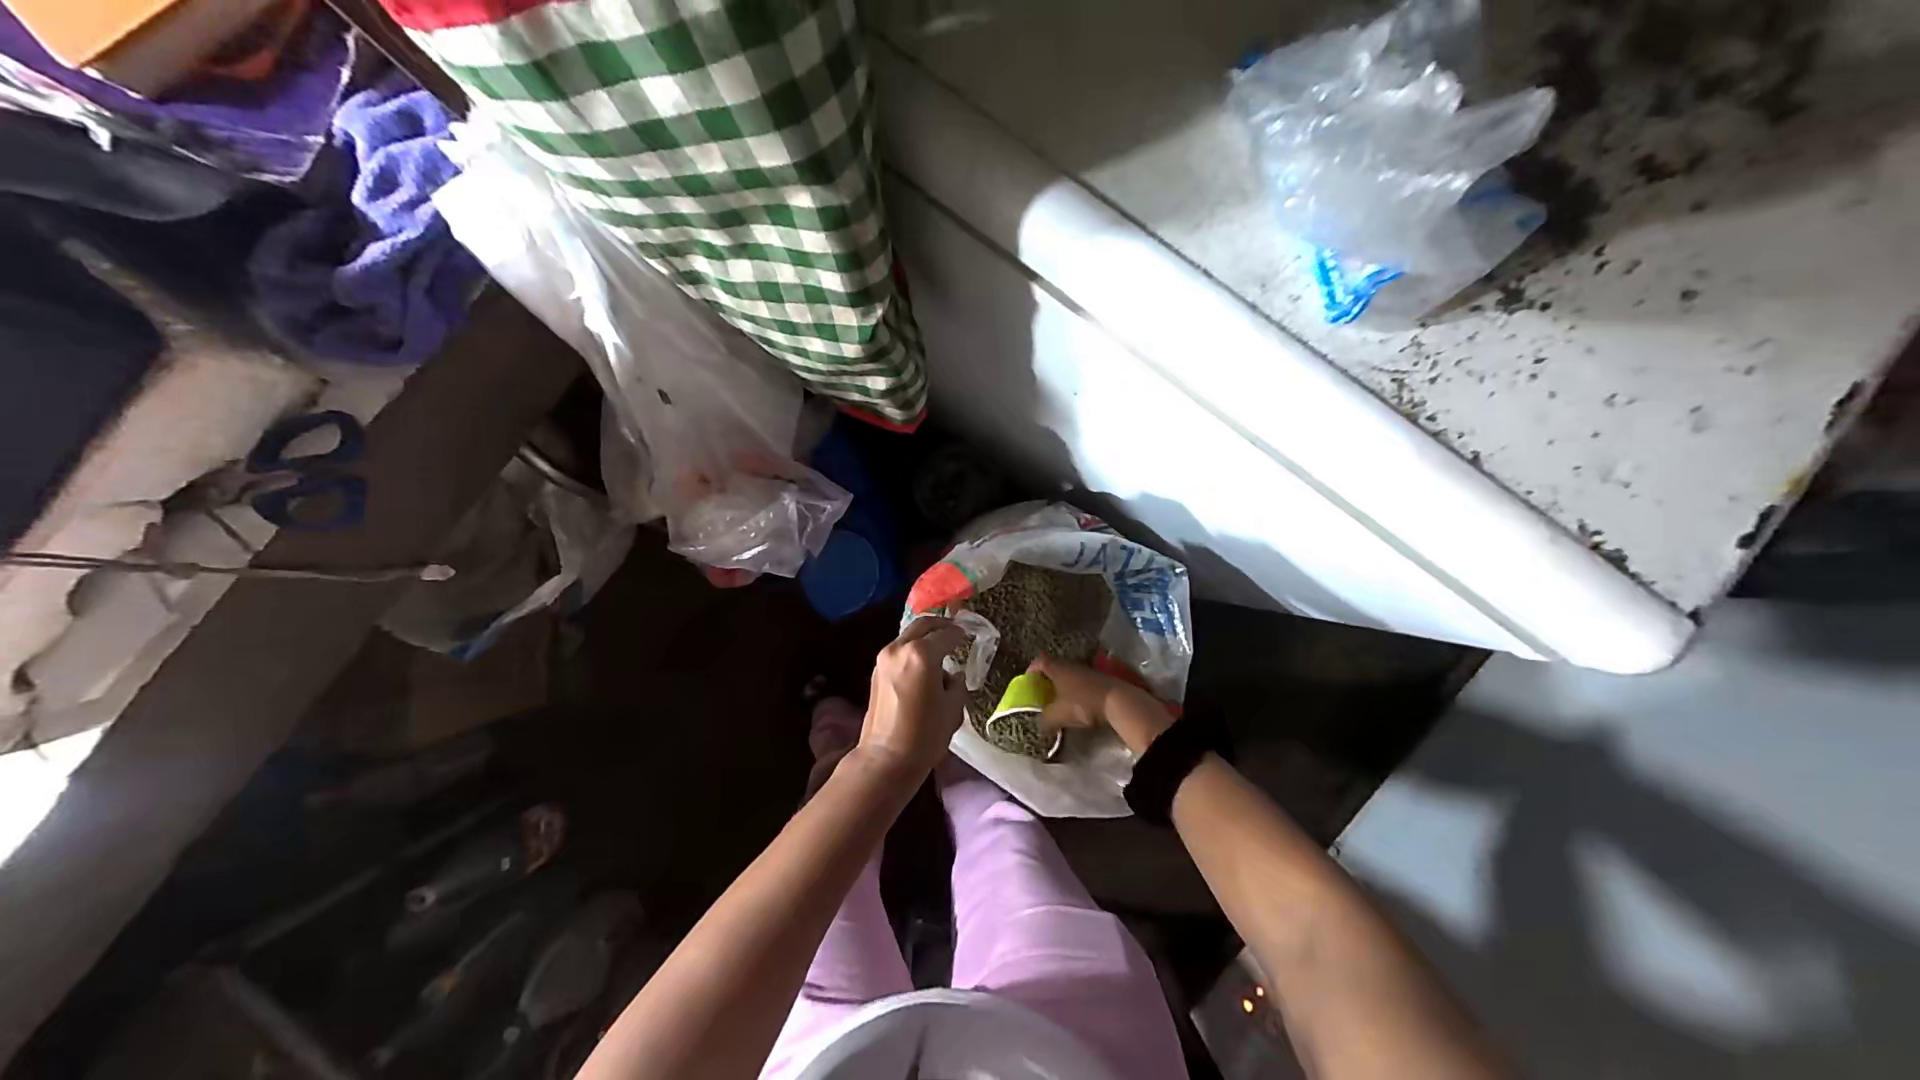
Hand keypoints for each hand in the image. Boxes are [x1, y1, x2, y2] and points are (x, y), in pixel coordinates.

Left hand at [859, 617, 968, 775]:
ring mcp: (884, 658)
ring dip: (925, 637)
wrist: (886, 758)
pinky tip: (923, 665)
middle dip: (941, 625)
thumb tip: (951, 675)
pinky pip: (899, 649)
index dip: (961, 634)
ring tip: (940, 650)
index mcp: (922, 654)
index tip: (971, 636)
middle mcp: (900, 648)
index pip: (947, 634)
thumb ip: (956, 683)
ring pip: (909, 635)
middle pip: (923, 624)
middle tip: (956, 631)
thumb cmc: (925, 735)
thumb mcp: (953, 708)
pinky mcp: (876, 670)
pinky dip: (913, 648)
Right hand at [1028, 654, 1174, 755]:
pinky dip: (1074, 690)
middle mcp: (1071, 665)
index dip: (1031, 669)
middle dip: (1046, 679)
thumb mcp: (1059, 715)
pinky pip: (1080, 682)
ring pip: (1068, 675)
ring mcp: (1087, 671)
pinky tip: (1076, 704)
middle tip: (1041, 693)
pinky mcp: (1099, 680)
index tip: (1027, 682)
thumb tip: (1037, 725)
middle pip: (1054, 667)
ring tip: (1057, 701)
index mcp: (1057, 668)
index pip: (1039, 661)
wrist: (1119, 701)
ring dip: (1062, 685)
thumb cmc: (1083, 704)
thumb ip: (1044, 720)